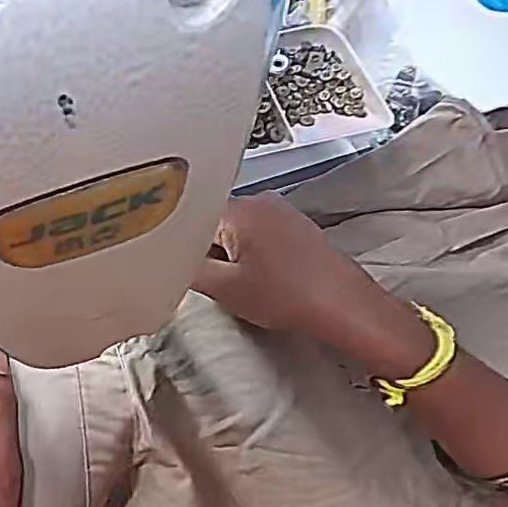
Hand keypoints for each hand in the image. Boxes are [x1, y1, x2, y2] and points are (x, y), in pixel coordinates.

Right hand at [194, 193, 434, 378]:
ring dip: (227, 253)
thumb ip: (188, 268)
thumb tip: (165, 259)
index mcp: (240, 210)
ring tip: (240, 280)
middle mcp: (260, 201)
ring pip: (232, 228)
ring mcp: (279, 210)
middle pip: (211, 221)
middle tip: (215, 279)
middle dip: (205, 250)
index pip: (190, 218)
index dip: (184, 247)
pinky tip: (259, 276)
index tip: (186, 269)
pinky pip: (254, 232)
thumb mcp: (225, 288)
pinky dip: (248, 253)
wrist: (342, 305)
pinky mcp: (292, 224)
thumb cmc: (289, 296)